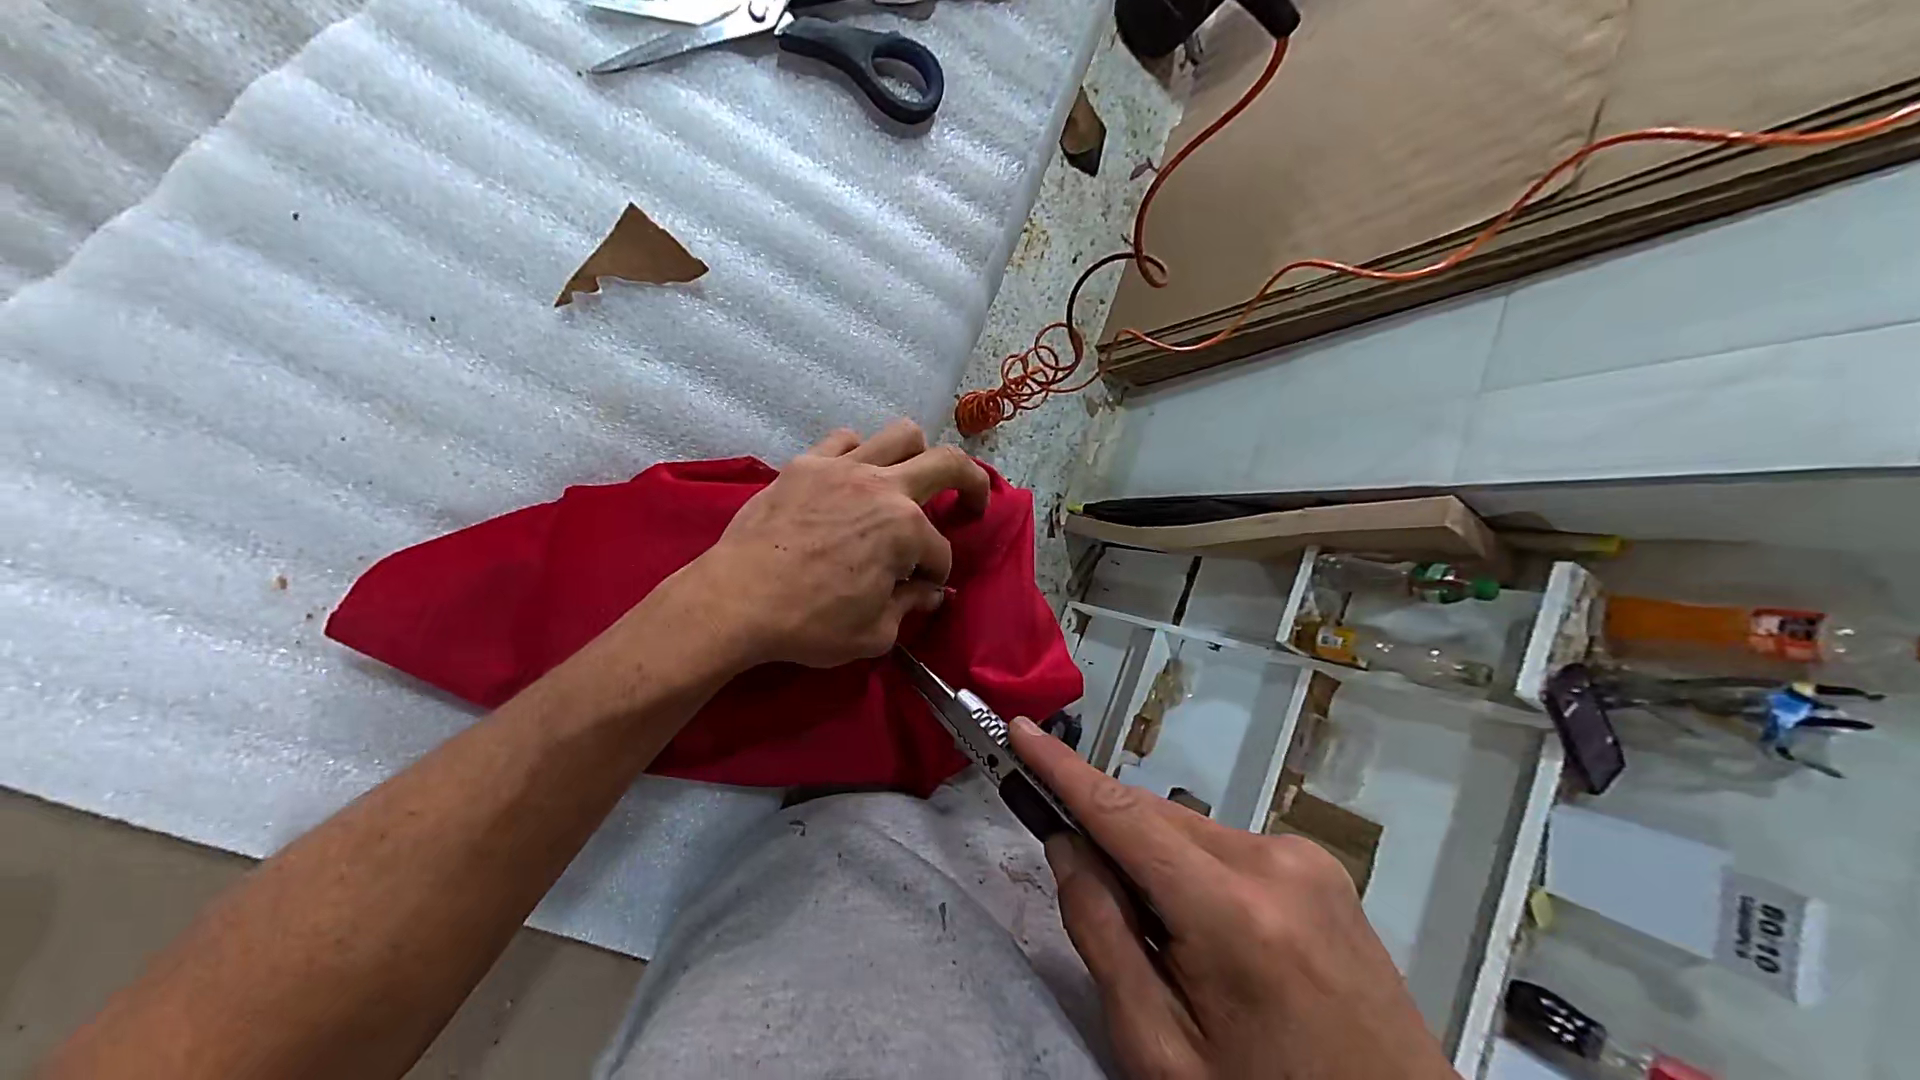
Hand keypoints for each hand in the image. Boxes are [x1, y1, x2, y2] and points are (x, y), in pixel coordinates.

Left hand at [664, 419, 989, 669]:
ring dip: (918, 455)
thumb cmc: (809, 623)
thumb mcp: (874, 633)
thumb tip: (929, 593)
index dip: (937, 574)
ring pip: (902, 434)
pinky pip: (845, 440)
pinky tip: (853, 476)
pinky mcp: (806, 464)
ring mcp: (842, 468)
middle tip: (973, 502)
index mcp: (905, 529)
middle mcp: (882, 488)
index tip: (924, 589)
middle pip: (949, 464)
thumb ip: (910, 607)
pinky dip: (859, 454)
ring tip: (908, 481)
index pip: (940, 551)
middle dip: (973, 483)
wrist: (735, 601)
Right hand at [1009, 718, 1458, 1079]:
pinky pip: (1226, 844)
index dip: (1063, 769)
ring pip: (1188, 828)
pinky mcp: (1323, 868)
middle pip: (1154, 818)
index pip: (1123, 817)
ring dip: (1152, 857)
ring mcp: (1308, 860)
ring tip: (1162, 936)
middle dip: (1108, 834)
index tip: (1019, 728)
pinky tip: (1207, 931)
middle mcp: (1276, 863)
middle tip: (1085, 884)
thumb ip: (1101, 936)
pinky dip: (1193, 867)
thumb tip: (1067, 845)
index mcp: (1235, 915)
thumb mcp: (1159, 1049)